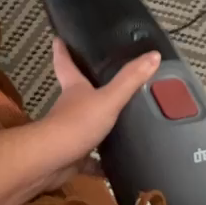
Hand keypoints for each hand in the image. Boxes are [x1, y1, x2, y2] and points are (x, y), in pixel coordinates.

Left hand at [32, 38, 159, 185]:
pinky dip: (100, 164)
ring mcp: (69, 132)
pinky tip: (115, 167)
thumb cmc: (76, 123)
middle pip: (76, 92)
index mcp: (74, 88)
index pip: (65, 62)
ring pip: (85, 124)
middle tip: (105, 79)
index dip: (62, 49)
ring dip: (98, 124)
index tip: (59, 37)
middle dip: (87, 86)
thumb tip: (154, 55)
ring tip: (120, 122)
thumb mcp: (108, 99)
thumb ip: (130, 80)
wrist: (52, 161)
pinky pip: (89, 159)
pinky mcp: (72, 155)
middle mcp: (69, 107)